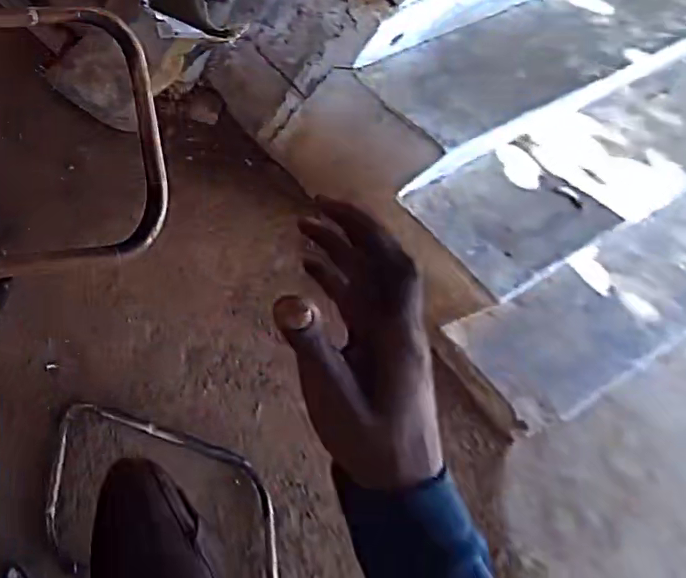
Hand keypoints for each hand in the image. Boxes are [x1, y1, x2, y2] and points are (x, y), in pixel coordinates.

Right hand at [274, 199, 443, 490]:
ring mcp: (388, 337)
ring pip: (369, 280)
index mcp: (395, 332)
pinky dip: (335, 275)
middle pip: (384, 265)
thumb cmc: (367, 437)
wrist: (397, 481)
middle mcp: (397, 327)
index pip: (392, 267)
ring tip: (304, 226)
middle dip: (354, 230)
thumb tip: (287, 298)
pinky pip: (358, 299)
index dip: (365, 230)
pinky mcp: (375, 347)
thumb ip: (311, 345)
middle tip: (314, 204)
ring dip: (342, 249)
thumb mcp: (333, 392)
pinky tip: (309, 267)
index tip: (329, 204)